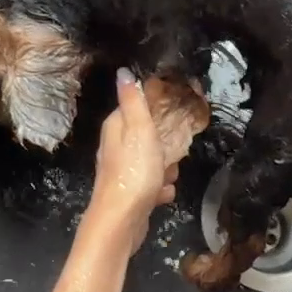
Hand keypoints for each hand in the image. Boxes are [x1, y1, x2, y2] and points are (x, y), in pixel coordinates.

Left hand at [84, 68, 177, 255]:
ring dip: (166, 167)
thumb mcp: (138, 129)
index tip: (176, 110)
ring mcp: (122, 170)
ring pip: (152, 159)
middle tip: (173, 149)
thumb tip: (123, 71)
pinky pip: (152, 182)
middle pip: (147, 134)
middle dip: (165, 142)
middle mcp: (115, 146)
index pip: (136, 106)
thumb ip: (133, 101)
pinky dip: (160, 187)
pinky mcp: (130, 192)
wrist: (122, 221)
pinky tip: (163, 193)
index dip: (157, 107)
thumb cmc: (134, 171)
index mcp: (115, 127)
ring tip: (168, 174)